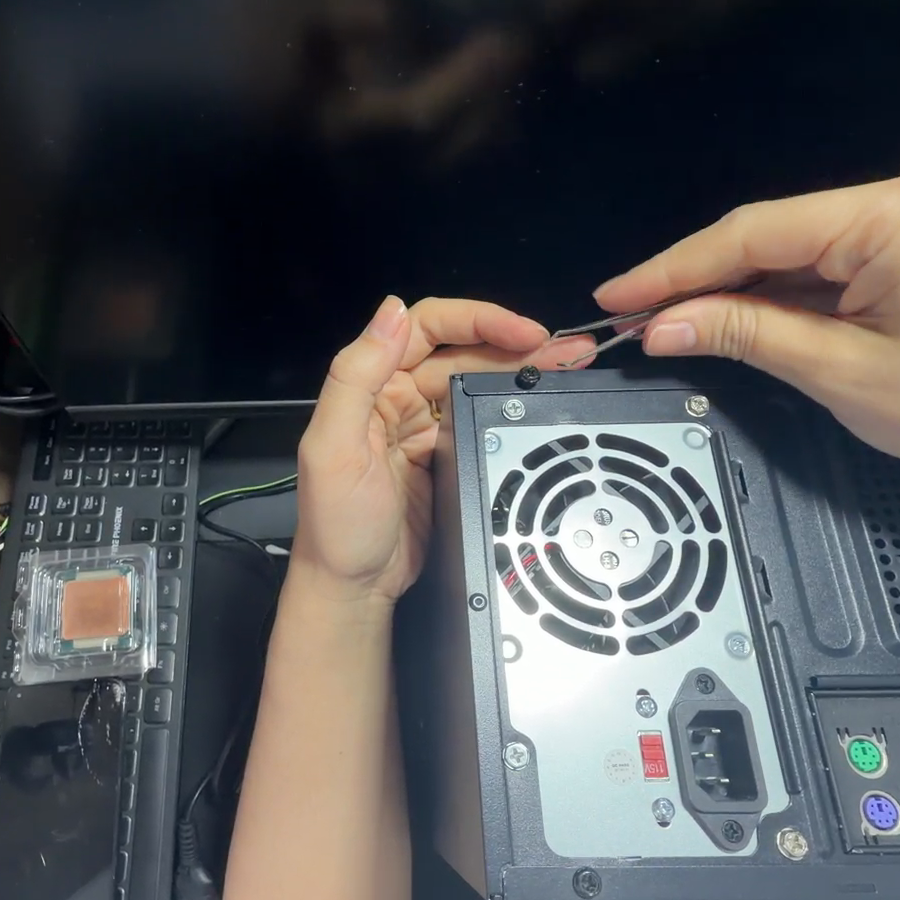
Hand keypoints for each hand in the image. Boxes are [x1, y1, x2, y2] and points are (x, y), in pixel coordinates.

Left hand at [293, 296, 594, 602]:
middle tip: (561, 349)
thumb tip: (390, 311)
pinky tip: (538, 403)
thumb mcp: (334, 447)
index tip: (520, 330)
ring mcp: (424, 429)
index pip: (424, 329)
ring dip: (519, 371)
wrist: (355, 587)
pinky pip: (482, 418)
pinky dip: (511, 406)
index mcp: (369, 388)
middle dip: (511, 344)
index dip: (476, 319)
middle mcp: (396, 400)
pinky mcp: (445, 458)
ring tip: (565, 365)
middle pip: (461, 352)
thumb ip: (355, 376)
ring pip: (476, 383)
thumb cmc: (336, 525)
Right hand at [592, 159, 899, 492]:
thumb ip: (746, 333)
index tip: (613, 297)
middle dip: (708, 280)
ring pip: (815, 246)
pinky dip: (802, 291)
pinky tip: (756, 316)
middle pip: (783, 232)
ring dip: (752, 288)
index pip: (755, 232)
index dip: (672, 268)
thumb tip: (663, 324)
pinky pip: (854, 256)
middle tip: (639, 320)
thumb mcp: (844, 374)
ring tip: (684, 324)